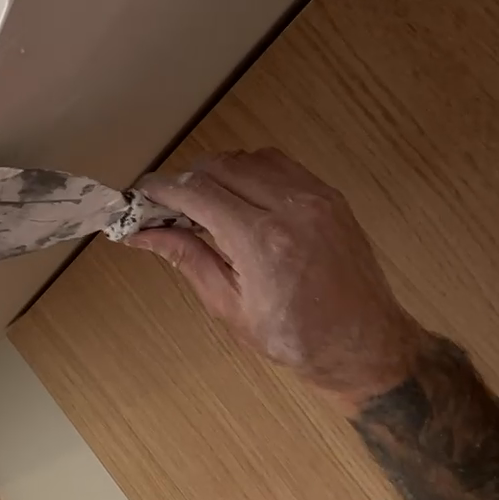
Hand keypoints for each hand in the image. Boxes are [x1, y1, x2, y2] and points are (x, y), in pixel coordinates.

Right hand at [126, 148, 426, 407]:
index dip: (161, 190)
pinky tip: (236, 200)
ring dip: (216, 173)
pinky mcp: (328, 195)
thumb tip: (141, 235)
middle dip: (184, 181)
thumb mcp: (225, 303)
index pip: (197, 194)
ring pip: (249, 158)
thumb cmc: (287, 335)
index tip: (137, 196)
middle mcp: (289, 208)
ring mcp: (315, 197)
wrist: (360, 341)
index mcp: (259, 241)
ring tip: (201, 204)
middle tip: (166, 207)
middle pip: (220, 167)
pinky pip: (278, 165)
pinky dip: (247, 172)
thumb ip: (186, 258)